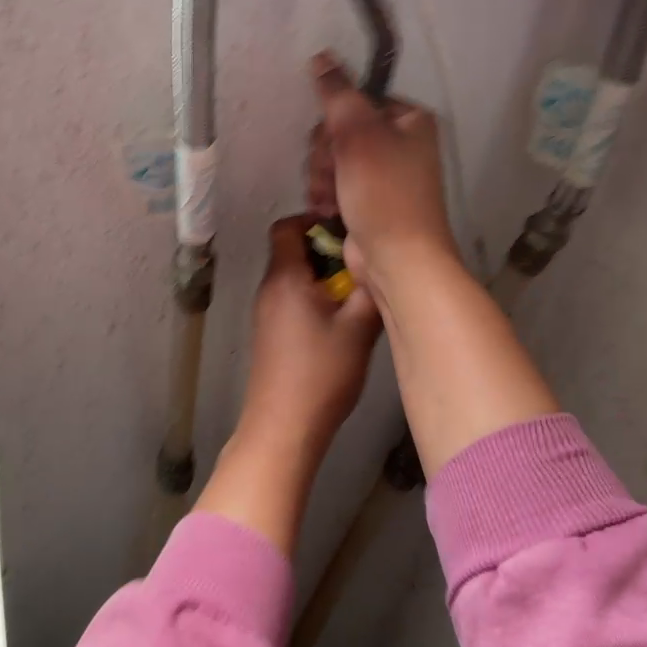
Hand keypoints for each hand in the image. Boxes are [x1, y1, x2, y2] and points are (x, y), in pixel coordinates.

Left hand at [195, 216, 381, 555]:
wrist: (283, 425)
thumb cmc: (321, 372)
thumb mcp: (359, 327)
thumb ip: (371, 288)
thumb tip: (380, 259)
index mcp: (285, 276)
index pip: (287, 226)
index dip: (315, 221)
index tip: (348, 233)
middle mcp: (270, 287)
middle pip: (293, 250)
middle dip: (327, 252)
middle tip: (362, 265)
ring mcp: (266, 311)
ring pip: (295, 277)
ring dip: (324, 278)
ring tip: (358, 293)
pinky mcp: (270, 333)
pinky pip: (292, 299)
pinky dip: (315, 299)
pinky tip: (342, 321)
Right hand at [305, 52, 458, 292]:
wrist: (396, 258)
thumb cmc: (383, 191)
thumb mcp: (357, 134)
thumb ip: (336, 93)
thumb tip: (321, 56)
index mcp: (409, 120)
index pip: (357, 101)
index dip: (337, 121)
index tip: (334, 141)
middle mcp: (399, 144)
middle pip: (339, 130)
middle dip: (324, 154)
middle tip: (331, 173)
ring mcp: (383, 174)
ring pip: (330, 158)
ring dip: (320, 177)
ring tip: (327, 197)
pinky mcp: (368, 200)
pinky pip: (333, 183)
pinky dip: (325, 195)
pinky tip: (325, 209)